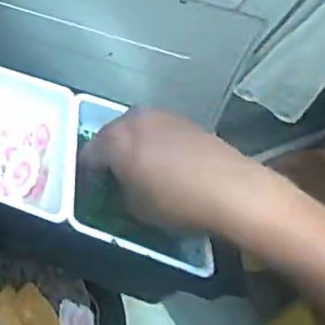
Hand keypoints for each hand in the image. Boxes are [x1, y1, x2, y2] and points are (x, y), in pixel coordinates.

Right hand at [83, 108, 281, 234]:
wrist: (238, 192)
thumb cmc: (179, 203)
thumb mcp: (136, 209)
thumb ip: (119, 191)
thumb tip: (121, 185)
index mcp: (112, 140)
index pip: (86, 155)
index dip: (88, 173)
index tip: (95, 187)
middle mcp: (130, 119)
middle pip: (109, 136)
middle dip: (110, 154)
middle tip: (118, 177)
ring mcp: (160, 116)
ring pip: (135, 131)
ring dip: (135, 146)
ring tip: (147, 169)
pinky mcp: (185, 120)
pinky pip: (159, 132)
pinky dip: (158, 145)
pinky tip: (171, 165)